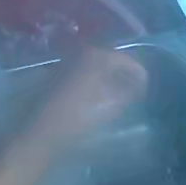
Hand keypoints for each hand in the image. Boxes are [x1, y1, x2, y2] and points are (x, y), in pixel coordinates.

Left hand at [17, 47, 147, 152]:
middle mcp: (81, 53)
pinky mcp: (57, 73)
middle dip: (125, 74)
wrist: (39, 132)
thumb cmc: (78, 118)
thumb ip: (128, 94)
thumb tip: (135, 88)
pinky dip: (95, 80)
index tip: (146, 91)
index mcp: (97, 56)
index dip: (140, 75)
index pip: (127, 61)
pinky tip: (99, 96)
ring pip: (96, 65)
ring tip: (120, 96)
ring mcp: (67, 61)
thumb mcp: (110, 107)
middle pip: (111, 60)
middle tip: (135, 92)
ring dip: (110, 77)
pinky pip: (83, 71)